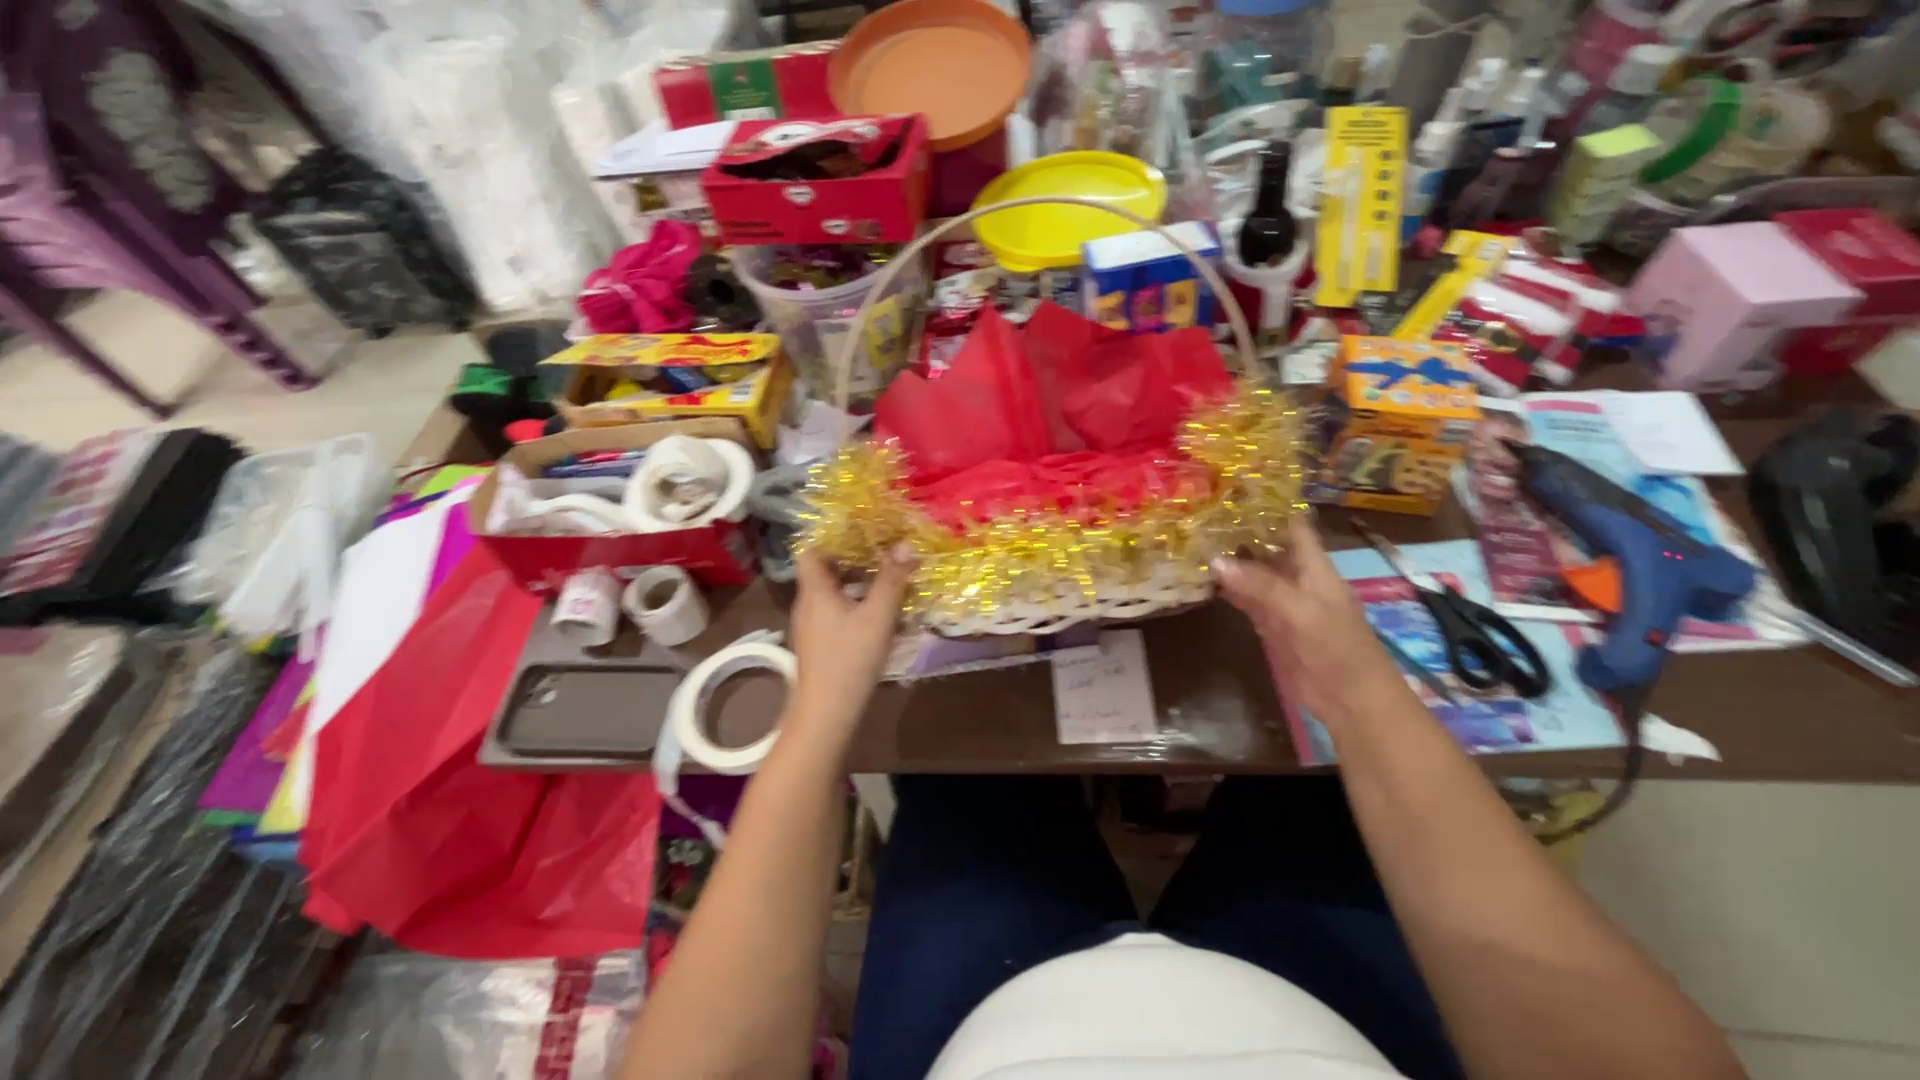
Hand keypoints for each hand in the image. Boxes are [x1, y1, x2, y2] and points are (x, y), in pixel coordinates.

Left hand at [787, 545, 915, 738]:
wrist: (826, 712)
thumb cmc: (849, 658)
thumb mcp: (877, 616)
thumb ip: (892, 580)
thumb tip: (906, 544)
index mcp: (815, 591)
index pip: (811, 551)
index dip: (832, 539)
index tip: (862, 535)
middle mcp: (807, 605)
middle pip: (825, 573)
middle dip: (855, 563)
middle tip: (884, 557)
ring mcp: (811, 628)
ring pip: (833, 596)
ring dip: (859, 588)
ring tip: (889, 586)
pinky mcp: (819, 647)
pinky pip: (836, 617)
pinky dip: (856, 610)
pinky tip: (882, 621)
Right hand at [1212, 516, 1417, 726]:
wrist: (1351, 698)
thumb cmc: (1336, 648)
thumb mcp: (1300, 611)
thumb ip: (1259, 585)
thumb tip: (1215, 560)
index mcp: (1314, 567)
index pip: (1292, 526)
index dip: (1269, 507)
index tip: (1234, 490)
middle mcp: (1297, 579)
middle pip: (1268, 548)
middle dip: (1240, 532)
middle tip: (1201, 513)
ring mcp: (1283, 604)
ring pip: (1254, 575)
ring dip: (1230, 561)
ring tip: (1196, 539)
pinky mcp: (1272, 627)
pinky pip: (1247, 602)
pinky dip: (1228, 590)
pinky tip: (1206, 579)